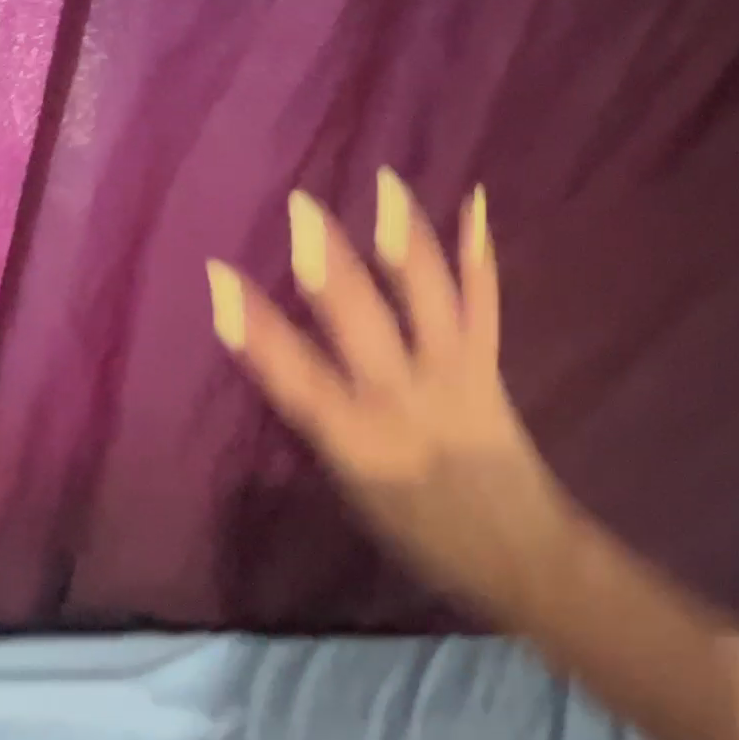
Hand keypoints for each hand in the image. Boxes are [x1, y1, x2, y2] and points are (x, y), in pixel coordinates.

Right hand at [208, 171, 572, 618]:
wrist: (519, 556)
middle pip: (361, 323)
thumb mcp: (353, 489)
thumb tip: (289, 357)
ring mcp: (453, 374)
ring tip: (386, 182)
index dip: (253, 327)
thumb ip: (327, 421)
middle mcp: (402, 399)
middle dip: (329, 265)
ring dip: (405, 239)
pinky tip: (476, 201)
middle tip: (302, 209)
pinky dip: (479, 252)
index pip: (294, 376)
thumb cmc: (421, 534)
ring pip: (427, 298)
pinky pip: (484, 302)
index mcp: (358, 441)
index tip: (219, 276)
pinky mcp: (488, 364)